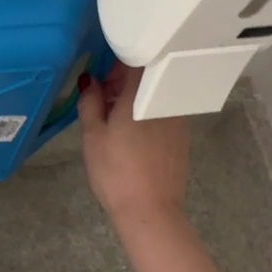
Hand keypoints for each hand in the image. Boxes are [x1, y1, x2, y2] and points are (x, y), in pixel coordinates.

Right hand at [77, 63, 191, 226]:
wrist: (149, 209)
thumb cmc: (114, 171)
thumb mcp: (92, 135)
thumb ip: (90, 102)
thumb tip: (90, 81)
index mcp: (140, 96)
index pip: (135, 61)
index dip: (116, 63)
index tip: (101, 77)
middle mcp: (164, 101)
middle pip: (147, 77)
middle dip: (123, 81)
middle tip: (101, 99)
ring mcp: (177, 119)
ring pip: (154, 96)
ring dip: (135, 99)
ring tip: (114, 121)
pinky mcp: (181, 136)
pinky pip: (162, 113)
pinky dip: (146, 114)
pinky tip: (132, 137)